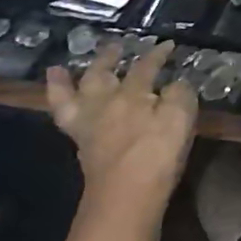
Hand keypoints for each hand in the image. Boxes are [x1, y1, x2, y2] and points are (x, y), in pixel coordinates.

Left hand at [45, 41, 197, 223]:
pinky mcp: (80, 144)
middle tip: (116, 46)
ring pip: (73, 93)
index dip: (159, 54)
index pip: (147, 66)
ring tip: (59, 69)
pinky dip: (59, 105)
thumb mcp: (181, 117)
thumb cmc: (158, 154)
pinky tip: (64, 102)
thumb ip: (180, 94)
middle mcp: (106, 102)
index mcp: (133, 93)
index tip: (169, 45)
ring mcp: (88, 123)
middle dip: (110, 57)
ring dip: (68, 80)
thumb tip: (175, 84)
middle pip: (103, 73)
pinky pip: (64, 118)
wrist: (125, 195)